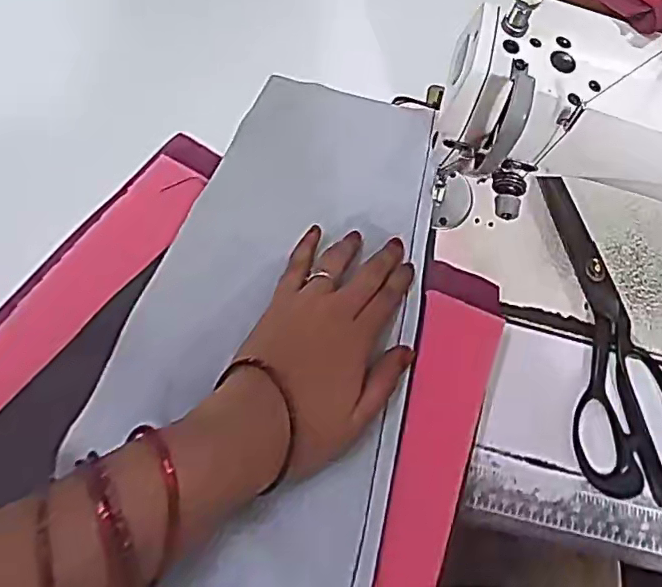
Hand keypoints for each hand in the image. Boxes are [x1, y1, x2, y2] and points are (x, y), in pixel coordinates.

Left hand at [226, 227, 415, 485]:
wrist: (254, 421)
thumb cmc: (303, 426)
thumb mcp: (358, 417)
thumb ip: (384, 379)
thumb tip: (404, 354)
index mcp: (358, 338)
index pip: (387, 300)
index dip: (400, 282)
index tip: (407, 270)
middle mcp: (336, 313)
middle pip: (367, 276)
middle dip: (384, 258)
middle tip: (393, 246)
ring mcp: (306, 304)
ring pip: (334, 264)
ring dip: (349, 248)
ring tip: (357, 238)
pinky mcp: (280, 303)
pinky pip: (296, 266)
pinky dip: (306, 247)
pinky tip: (313, 236)